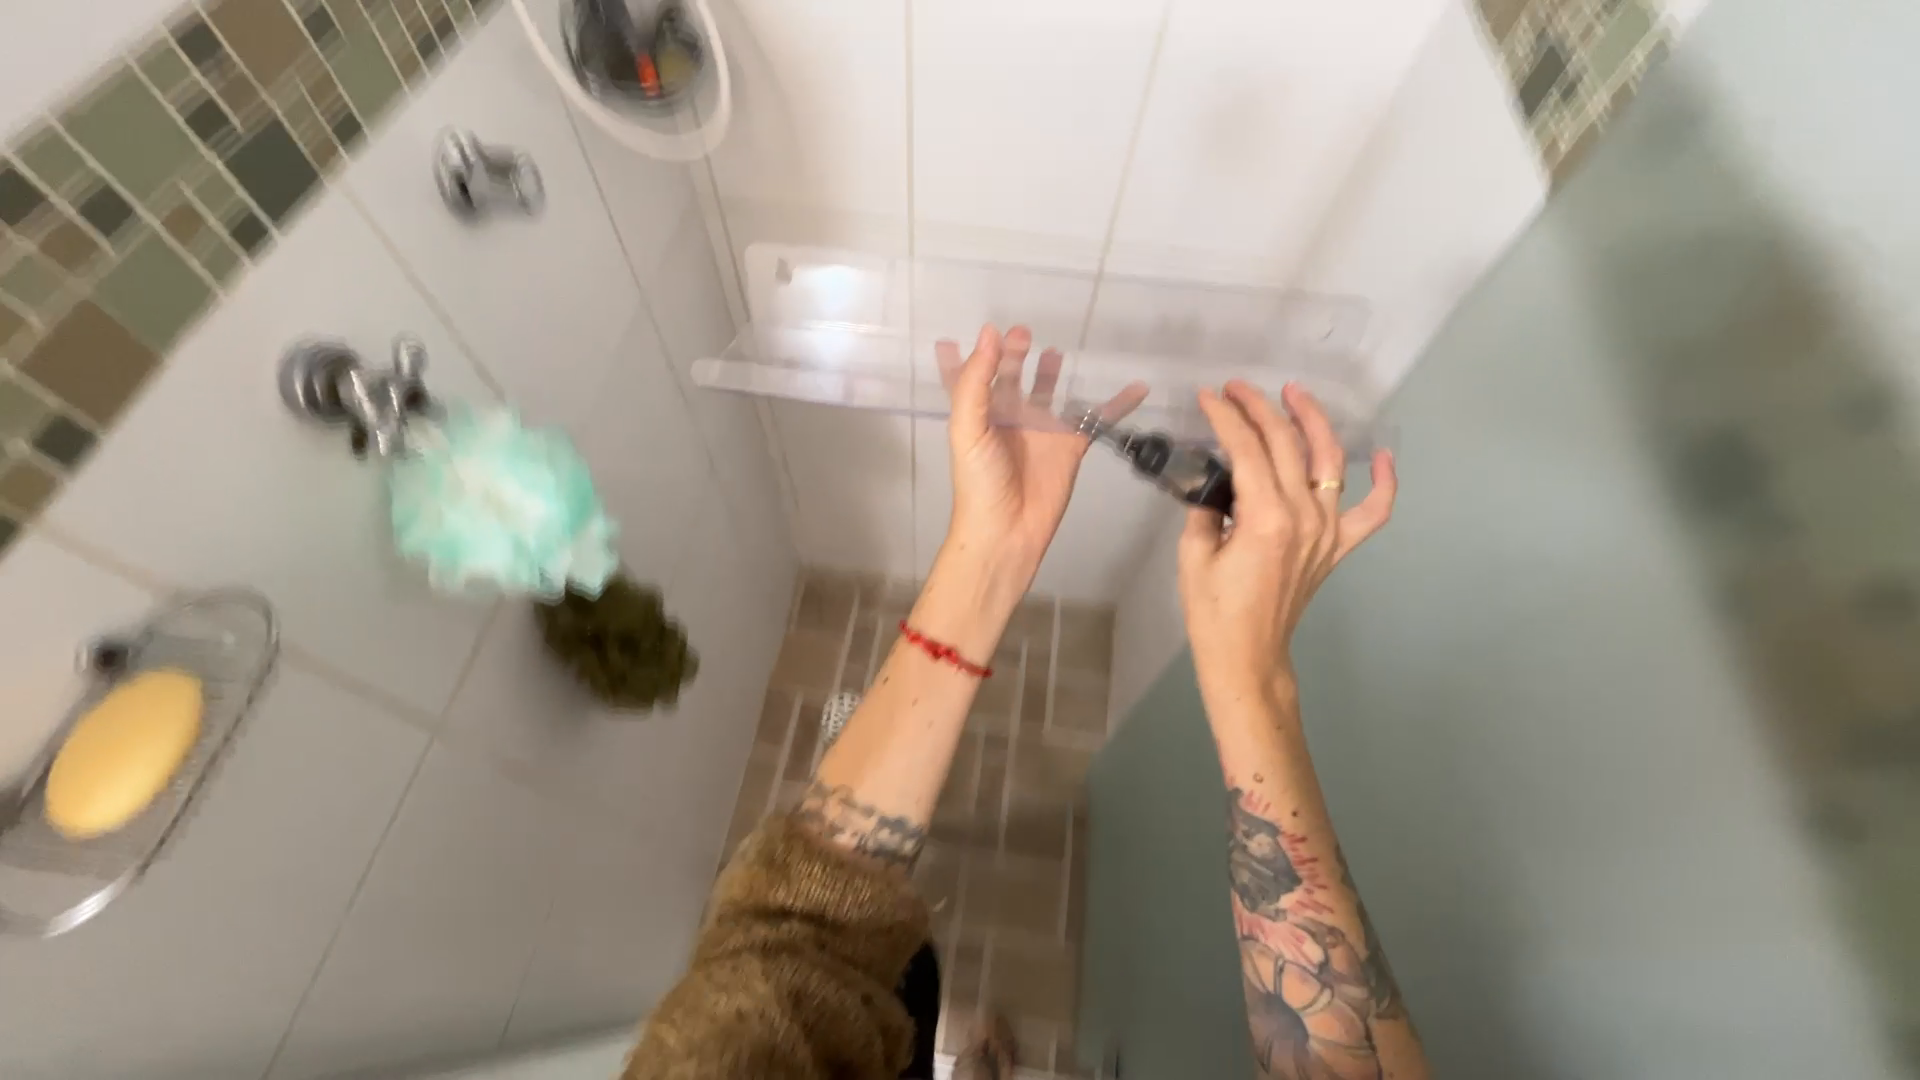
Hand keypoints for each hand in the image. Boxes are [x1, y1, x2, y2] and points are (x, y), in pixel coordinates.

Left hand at [936, 324, 1141, 587]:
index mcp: (980, 413)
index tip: (975, 330)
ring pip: (1049, 392)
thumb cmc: (980, 481)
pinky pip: (1095, 418)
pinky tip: (1137, 387)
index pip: (971, 378)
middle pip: (1011, 378)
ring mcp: (1040, 430)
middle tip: (1023, 332)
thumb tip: (989, 333)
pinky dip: (1116, 404)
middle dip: (1014, 354)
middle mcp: (1008, 418)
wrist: (1007, 531)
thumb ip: (976, 381)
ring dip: (1050, 372)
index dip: (971, 357)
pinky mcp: (1069, 446)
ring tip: (1054, 351)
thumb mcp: (968, 428)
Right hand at [1178, 381, 1395, 701]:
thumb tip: (1216, 483)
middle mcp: (1304, 515)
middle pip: (1286, 443)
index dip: (1226, 416)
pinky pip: (1374, 510)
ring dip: (1313, 421)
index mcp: (1265, 517)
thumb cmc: (1214, 611)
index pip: (1246, 449)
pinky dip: (1385, 481)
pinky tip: (1381, 456)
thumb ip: (1205, 509)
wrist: (1247, 655)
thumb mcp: (1193, 555)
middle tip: (1237, 389)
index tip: (1208, 397)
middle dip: (1260, 407)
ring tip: (1294, 396)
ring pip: (1330, 460)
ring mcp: (1328, 530)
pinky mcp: (1339, 546)